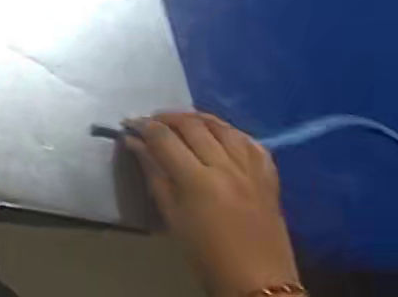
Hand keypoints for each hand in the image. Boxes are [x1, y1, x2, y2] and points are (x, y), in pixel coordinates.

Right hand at [125, 112, 300, 296]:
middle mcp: (224, 166)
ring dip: (196, 119)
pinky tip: (218, 135)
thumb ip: (153, 174)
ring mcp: (249, 167)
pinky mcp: (268, 172)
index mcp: (198, 182)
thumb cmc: (207, 258)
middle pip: (190, 125)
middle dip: (166, 118)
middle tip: (151, 122)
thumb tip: (133, 142)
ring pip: (219, 125)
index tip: (129, 123)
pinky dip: (229, 132)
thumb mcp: (173, 219)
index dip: (143, 126)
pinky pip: (247, 139)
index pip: (164, 138)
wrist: (259, 287)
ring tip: (181, 123)